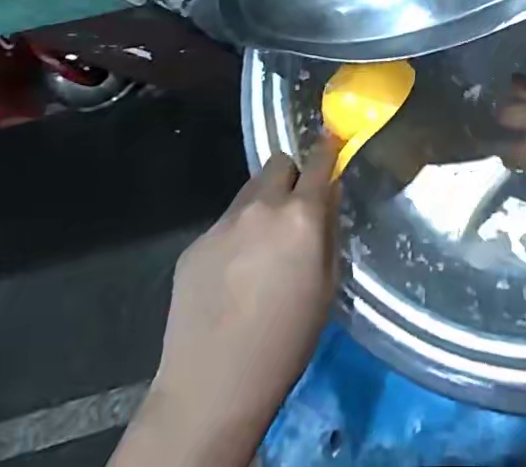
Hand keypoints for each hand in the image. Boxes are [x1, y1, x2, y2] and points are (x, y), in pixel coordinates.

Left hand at [120, 137, 339, 466]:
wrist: (214, 383)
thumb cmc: (288, 339)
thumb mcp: (327, 285)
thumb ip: (328, 230)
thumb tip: (328, 195)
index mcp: (300, 215)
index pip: (318, 161)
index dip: (327, 148)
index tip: (331, 141)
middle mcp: (260, 206)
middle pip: (278, 163)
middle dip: (290, 177)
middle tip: (294, 210)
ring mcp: (222, 223)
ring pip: (249, 192)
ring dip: (262, 205)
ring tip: (261, 250)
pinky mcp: (194, 244)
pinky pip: (224, 226)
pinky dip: (234, 238)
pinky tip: (231, 278)